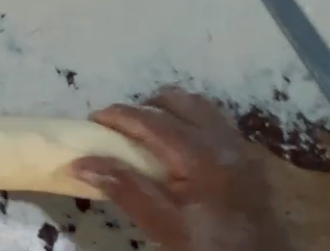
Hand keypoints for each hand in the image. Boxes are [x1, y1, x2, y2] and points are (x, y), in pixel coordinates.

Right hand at [70, 89, 287, 250]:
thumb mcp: (164, 228)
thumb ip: (125, 189)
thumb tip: (81, 162)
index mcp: (200, 157)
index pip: (150, 121)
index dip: (119, 115)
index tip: (94, 118)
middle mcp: (222, 141)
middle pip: (175, 101)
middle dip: (144, 106)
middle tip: (122, 128)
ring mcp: (240, 147)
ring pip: (197, 104)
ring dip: (169, 109)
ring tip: (149, 131)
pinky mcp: (248, 157)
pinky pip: (215, 119)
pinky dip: (191, 118)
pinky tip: (179, 143)